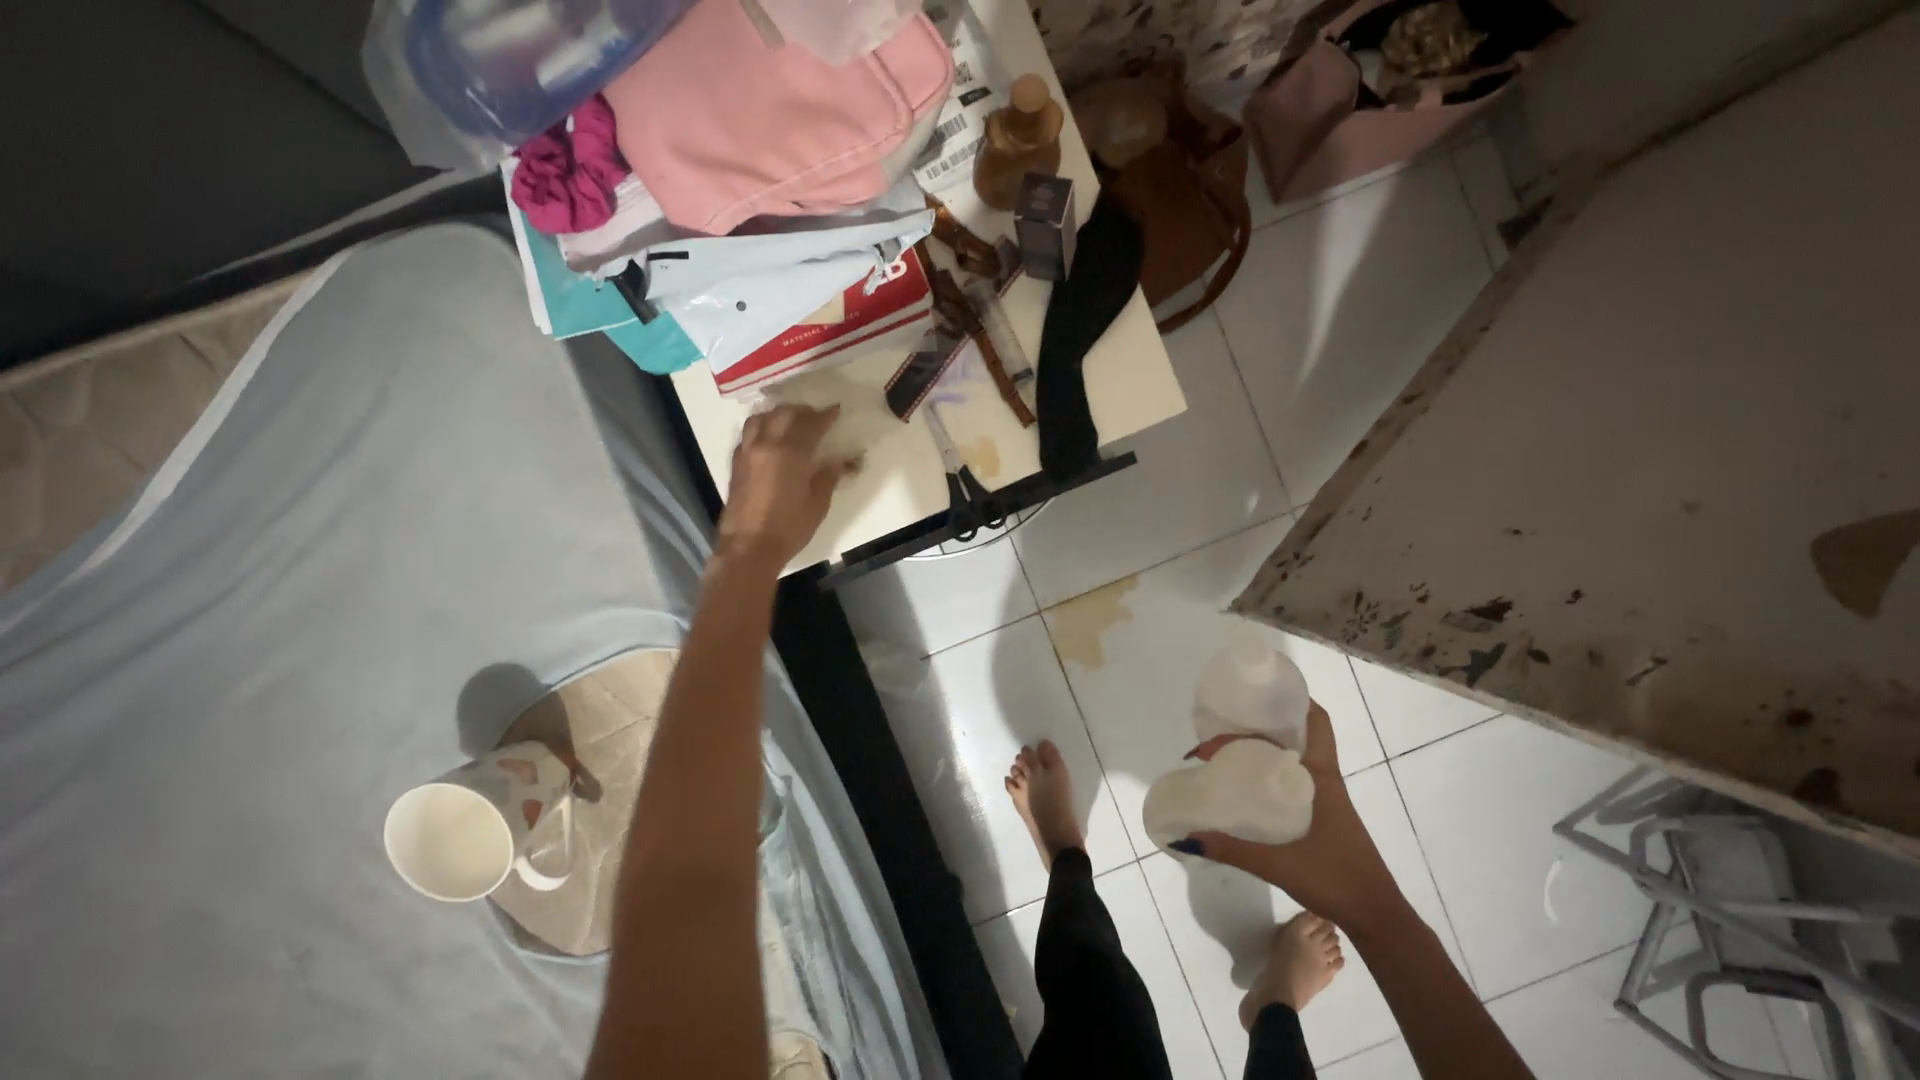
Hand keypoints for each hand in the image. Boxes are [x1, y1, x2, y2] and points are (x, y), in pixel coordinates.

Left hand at [717, 405, 854, 568]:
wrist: (748, 547)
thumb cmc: (789, 528)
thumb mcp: (818, 504)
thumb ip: (827, 477)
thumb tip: (837, 461)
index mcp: (791, 453)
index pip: (811, 424)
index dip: (825, 416)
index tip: (835, 410)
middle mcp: (767, 444)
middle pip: (784, 413)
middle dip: (803, 411)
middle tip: (815, 416)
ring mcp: (748, 452)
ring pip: (761, 418)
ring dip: (778, 414)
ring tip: (790, 421)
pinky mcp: (736, 463)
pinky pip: (748, 433)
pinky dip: (761, 427)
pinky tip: (769, 437)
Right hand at [1181, 702, 1408, 936]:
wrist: (1377, 917)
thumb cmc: (1337, 880)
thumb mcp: (1279, 865)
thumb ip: (1233, 850)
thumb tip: (1187, 837)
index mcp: (1324, 780)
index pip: (1316, 724)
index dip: (1293, 701)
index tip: (1257, 694)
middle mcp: (1327, 783)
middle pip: (1299, 738)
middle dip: (1265, 726)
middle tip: (1226, 727)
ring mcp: (1328, 802)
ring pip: (1296, 762)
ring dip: (1267, 752)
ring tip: (1228, 753)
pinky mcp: (1324, 820)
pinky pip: (1295, 784)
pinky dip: (1272, 777)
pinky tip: (1248, 791)